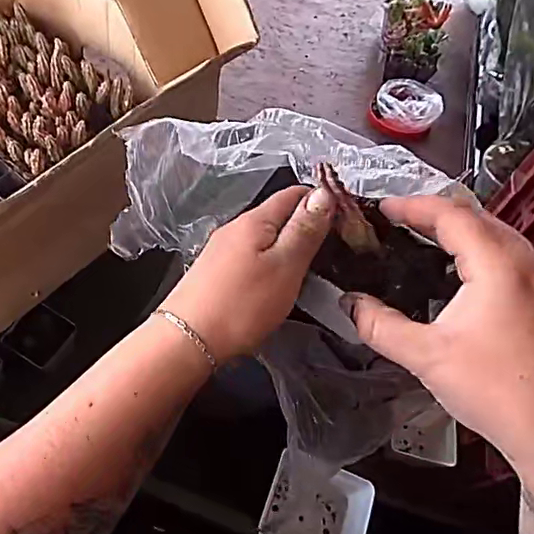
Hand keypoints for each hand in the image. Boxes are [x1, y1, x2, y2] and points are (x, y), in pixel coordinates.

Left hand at [159, 185, 333, 361]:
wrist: (187, 341)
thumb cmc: (241, 305)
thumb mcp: (285, 266)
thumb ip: (305, 230)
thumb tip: (325, 192)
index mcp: (254, 220)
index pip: (294, 193)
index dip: (322, 200)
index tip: (346, 219)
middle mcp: (235, 228)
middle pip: (278, 215)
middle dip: (307, 225)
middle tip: (336, 248)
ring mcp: (221, 250)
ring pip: (265, 238)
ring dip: (289, 247)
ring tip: (313, 268)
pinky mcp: (215, 273)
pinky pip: (252, 257)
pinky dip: (271, 263)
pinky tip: (280, 282)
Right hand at [343, 195, 533, 462]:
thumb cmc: (502, 393)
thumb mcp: (427, 357)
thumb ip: (381, 325)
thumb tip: (351, 305)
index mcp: (499, 265)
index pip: (451, 214)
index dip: (412, 206)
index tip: (384, 209)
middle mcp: (529, 265)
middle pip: (479, 218)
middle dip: (437, 215)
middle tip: (402, 224)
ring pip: (500, 240)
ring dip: (463, 235)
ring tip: (428, 246)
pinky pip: (514, 262)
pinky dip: (483, 257)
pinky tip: (466, 283)